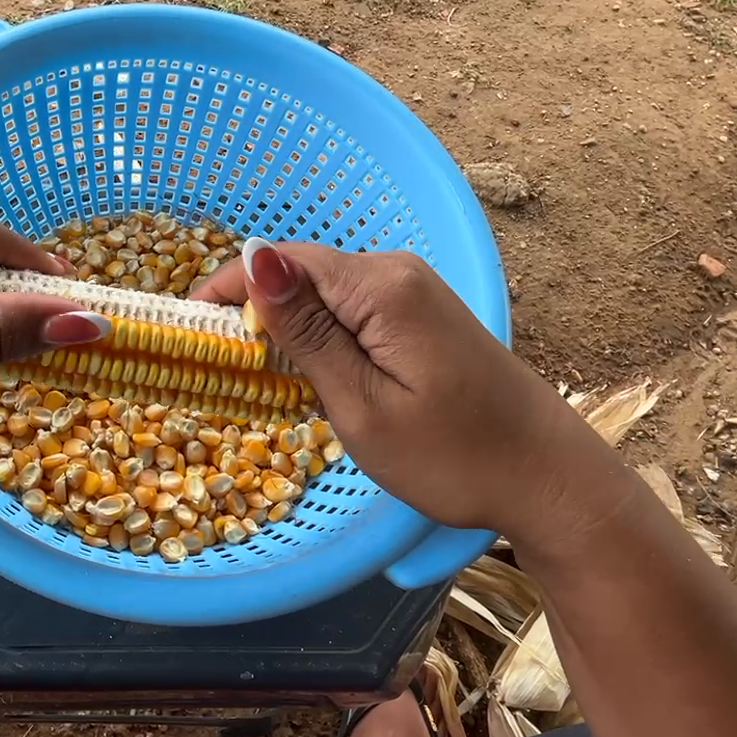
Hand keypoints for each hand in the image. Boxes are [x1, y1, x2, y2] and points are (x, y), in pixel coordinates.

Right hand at [194, 240, 627, 543]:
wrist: (549, 480)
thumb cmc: (452, 456)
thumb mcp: (362, 403)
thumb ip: (305, 330)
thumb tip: (253, 256)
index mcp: (379, 286)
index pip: (278, 260)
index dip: (226, 286)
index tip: (188, 327)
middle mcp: (395, 271)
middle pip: (298, 269)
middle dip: (251, 307)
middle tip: (218, 363)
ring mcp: (412, 290)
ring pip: (321, 289)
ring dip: (282, 322)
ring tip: (254, 372)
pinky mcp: (420, 312)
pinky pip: (349, 306)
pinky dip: (316, 331)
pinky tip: (305, 367)